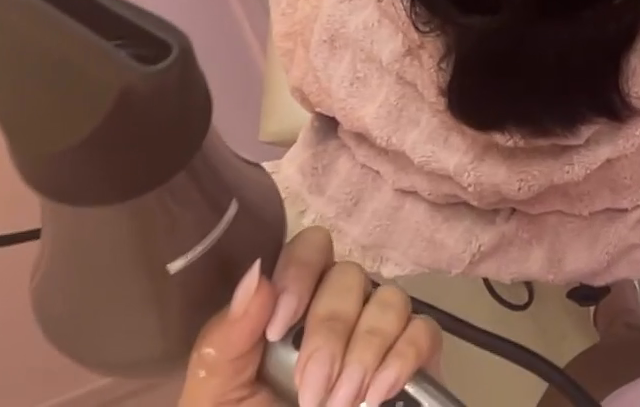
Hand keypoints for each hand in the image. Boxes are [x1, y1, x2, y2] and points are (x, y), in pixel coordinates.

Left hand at [179, 226, 441, 406]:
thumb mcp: (216, 402)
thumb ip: (224, 341)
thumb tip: (255, 274)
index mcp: (290, 308)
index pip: (310, 247)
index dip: (301, 272)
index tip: (280, 329)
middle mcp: (340, 308)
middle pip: (351, 274)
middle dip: (331, 332)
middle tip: (312, 390)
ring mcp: (381, 330)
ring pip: (391, 299)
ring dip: (366, 351)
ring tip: (343, 404)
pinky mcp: (419, 357)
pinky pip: (424, 331)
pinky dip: (402, 359)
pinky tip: (377, 395)